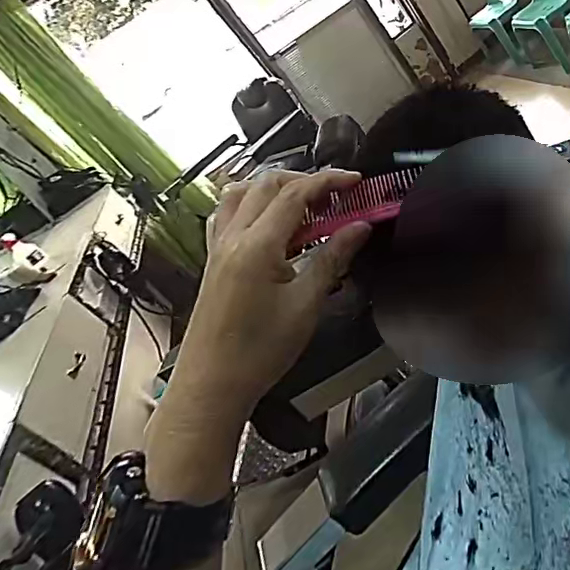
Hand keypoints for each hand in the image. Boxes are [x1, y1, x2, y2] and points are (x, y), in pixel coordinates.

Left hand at [189, 168, 371, 403]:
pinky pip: (228, 215)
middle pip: (267, 183)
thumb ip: (334, 257)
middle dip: (306, 179)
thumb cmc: (257, 353)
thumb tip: (360, 227)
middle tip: (336, 194)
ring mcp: (218, 249)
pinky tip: (272, 223)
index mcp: (256, 246)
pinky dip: (252, 205)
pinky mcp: (214, 262)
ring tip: (305, 204)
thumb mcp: (307, 303)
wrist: (210, 390)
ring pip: (242, 192)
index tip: (354, 181)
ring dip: (276, 188)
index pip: (295, 192)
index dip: (329, 180)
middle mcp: (232, 240)